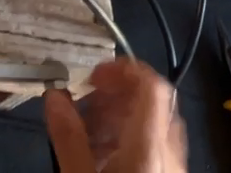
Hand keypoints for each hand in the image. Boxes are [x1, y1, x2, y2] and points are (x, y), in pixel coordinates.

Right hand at [44, 59, 186, 171]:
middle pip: (154, 99)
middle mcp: (170, 150)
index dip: (125, 68)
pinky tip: (107, 149)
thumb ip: (68, 135)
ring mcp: (176, 164)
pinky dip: (132, 133)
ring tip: (92, 124)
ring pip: (156, 120)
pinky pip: (158, 141)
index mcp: (149, 144)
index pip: (152, 86)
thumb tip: (53, 94)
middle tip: (89, 96)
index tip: (96, 73)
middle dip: (118, 90)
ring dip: (123, 112)